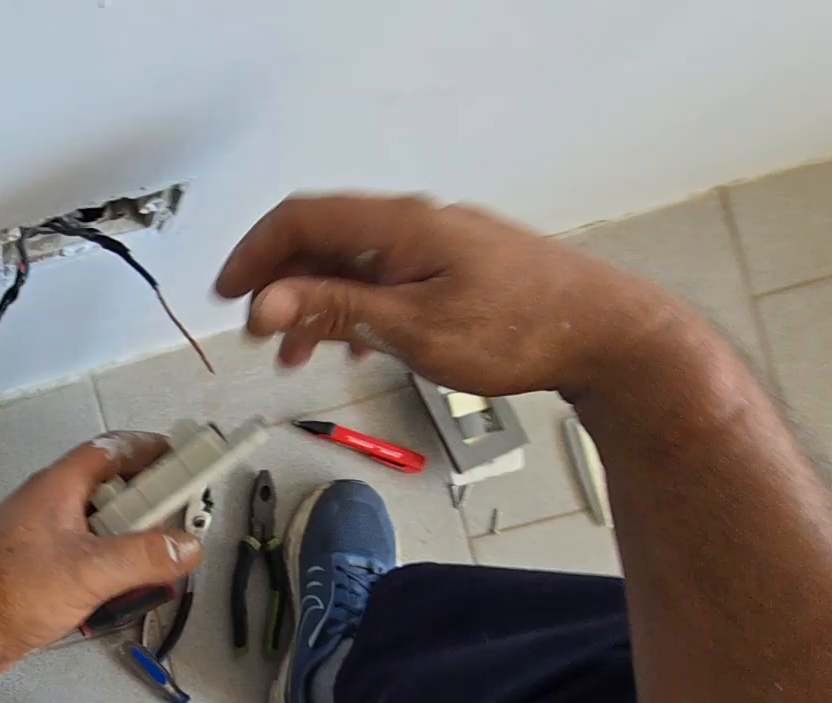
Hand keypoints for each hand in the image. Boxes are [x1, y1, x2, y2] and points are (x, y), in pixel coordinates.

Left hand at [0, 432, 203, 676]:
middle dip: (146, 500)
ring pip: (96, 524)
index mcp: (54, 488)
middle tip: (179, 517)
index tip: (182, 458)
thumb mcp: (88, 573)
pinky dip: (108, 562)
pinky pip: (83, 552)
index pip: (106, 451)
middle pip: (106, 488)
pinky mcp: (37, 565)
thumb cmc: (17, 593)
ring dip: (129, 537)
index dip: (145, 448)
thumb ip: (143, 557)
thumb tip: (191, 545)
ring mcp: (39, 536)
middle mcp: (47, 504)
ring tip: (160, 557)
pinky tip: (125, 586)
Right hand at [214, 194, 703, 400]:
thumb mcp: (410, 327)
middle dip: (274, 286)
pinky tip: (345, 346)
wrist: (604, 336)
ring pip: (343, 267)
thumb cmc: (521, 329)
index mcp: (399, 227)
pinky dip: (344, 312)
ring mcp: (427, 248)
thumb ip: (332, 310)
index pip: (301, 220)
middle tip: (252, 330)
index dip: (253, 254)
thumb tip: (267, 301)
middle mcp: (410, 228)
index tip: (226, 293)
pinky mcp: (440, 270)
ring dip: (307, 306)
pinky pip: (374, 282)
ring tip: (290, 353)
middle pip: (317, 242)